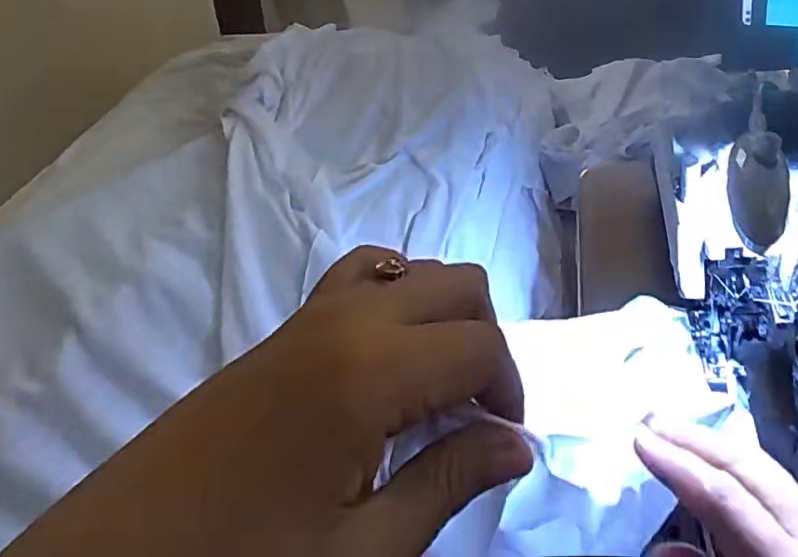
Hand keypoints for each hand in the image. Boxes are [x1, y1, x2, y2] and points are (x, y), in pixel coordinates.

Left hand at [6, 246, 533, 556]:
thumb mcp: (356, 555)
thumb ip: (448, 482)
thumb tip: (521, 445)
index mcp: (371, 370)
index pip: (481, 346)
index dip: (508, 389)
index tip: (501, 440)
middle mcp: (349, 320)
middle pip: (460, 285)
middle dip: (486, 337)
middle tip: (474, 409)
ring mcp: (308, 319)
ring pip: (414, 270)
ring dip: (445, 313)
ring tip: (434, 380)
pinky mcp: (277, 333)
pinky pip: (361, 277)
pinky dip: (397, 298)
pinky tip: (383, 359)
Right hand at [635, 416, 797, 556]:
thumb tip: (661, 550)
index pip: (727, 497)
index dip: (680, 464)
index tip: (640, 440)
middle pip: (748, 467)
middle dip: (696, 440)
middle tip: (651, 421)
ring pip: (762, 468)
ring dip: (714, 448)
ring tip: (674, 431)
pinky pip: (770, 487)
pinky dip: (736, 469)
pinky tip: (712, 462)